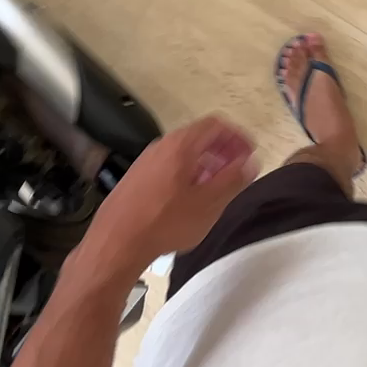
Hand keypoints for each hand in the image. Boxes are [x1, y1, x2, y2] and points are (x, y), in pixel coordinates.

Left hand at [71, 115, 258, 288]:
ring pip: (183, 153)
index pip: (215, 125)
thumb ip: (233, 180)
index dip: (236, 136)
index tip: (248, 152)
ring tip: (216, 187)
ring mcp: (147, 161)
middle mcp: (162, 146)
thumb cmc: (164, 222)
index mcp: (181, 145)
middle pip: (199, 137)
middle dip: (222, 151)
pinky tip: (190, 200)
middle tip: (237, 169)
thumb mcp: (209, 204)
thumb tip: (249, 164)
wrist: (117, 241)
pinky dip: (187, 174)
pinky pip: (168, 166)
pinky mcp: (137, 178)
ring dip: (205, 164)